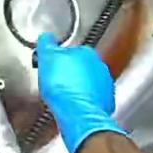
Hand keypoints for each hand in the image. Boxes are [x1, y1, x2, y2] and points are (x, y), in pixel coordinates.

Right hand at [34, 33, 125, 152]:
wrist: (78, 114)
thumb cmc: (63, 88)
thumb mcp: (46, 60)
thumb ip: (47, 45)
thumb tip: (46, 38)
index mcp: (86, 53)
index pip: (73, 50)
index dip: (60, 59)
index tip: (53, 66)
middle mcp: (99, 67)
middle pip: (82, 67)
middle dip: (71, 73)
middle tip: (57, 82)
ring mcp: (105, 85)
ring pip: (90, 83)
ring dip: (79, 88)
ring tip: (64, 96)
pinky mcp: (107, 102)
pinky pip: (94, 99)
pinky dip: (85, 101)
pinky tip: (74, 106)